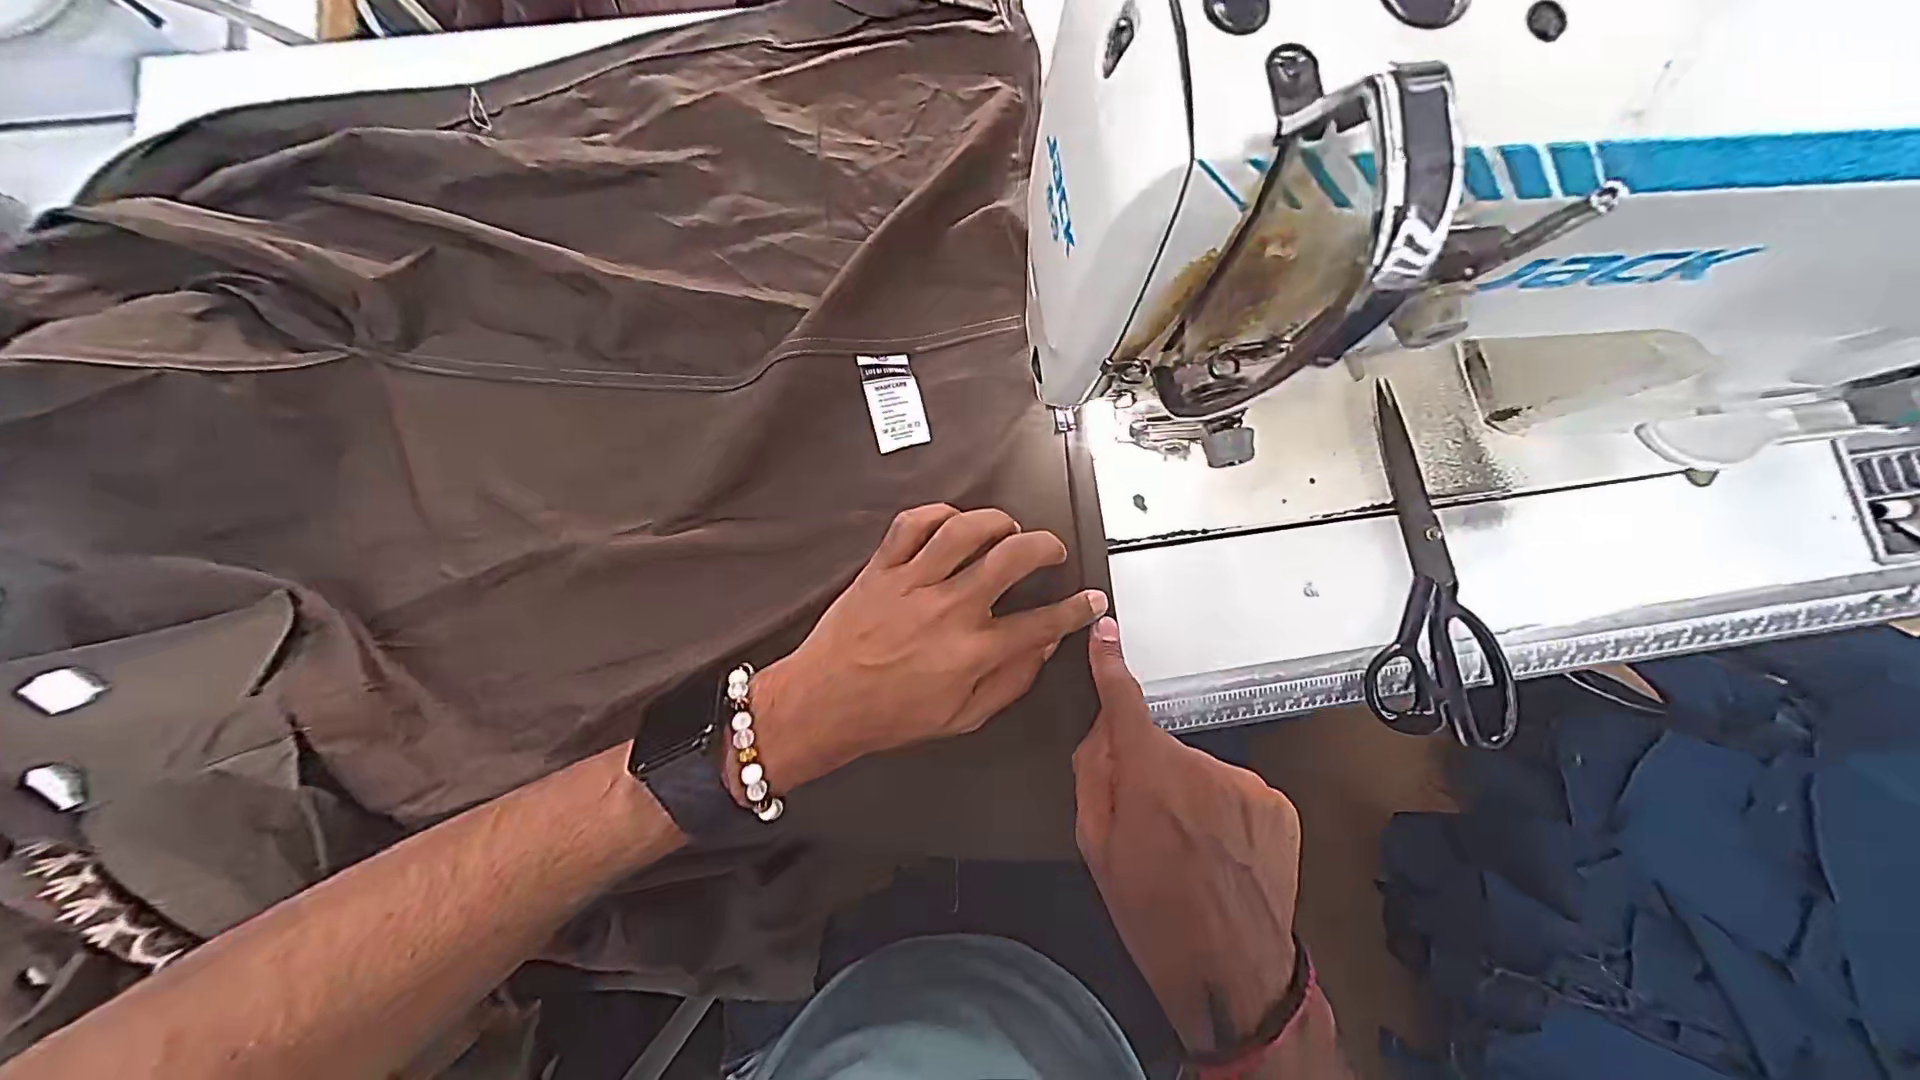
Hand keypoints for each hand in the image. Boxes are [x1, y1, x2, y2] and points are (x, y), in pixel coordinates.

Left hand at [747, 504, 1106, 792]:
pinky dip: (939, 513)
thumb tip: (1040, 651)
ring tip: (1008, 529)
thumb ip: (1009, 682)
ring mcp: (912, 584)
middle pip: (1013, 558)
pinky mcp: (882, 569)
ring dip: (998, 522)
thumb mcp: (961, 718)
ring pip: (966, 530)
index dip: (1076, 609)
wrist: (822, 703)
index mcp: (970, 652)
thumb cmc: (884, 714)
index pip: (1042, 622)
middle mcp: (946, 610)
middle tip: (1051, 550)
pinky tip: (952, 522)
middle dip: (1046, 546)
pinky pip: (913, 523)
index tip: (1088, 601)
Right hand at [1073, 616, 1302, 1056]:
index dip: (1110, 664)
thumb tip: (1102, 732)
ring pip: (1198, 769)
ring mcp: (1244, 783)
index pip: (1123, 701)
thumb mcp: (1095, 845)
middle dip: (1148, 770)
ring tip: (1190, 849)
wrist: (1232, 974)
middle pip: (1160, 745)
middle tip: (1148, 825)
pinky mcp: (1275, 801)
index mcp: (1147, 776)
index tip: (1107, 632)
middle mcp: (1199, 768)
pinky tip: (1222, 851)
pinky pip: (1233, 787)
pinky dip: (1223, 809)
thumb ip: (1092, 775)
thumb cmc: (1153, 915)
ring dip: (1189, 794)